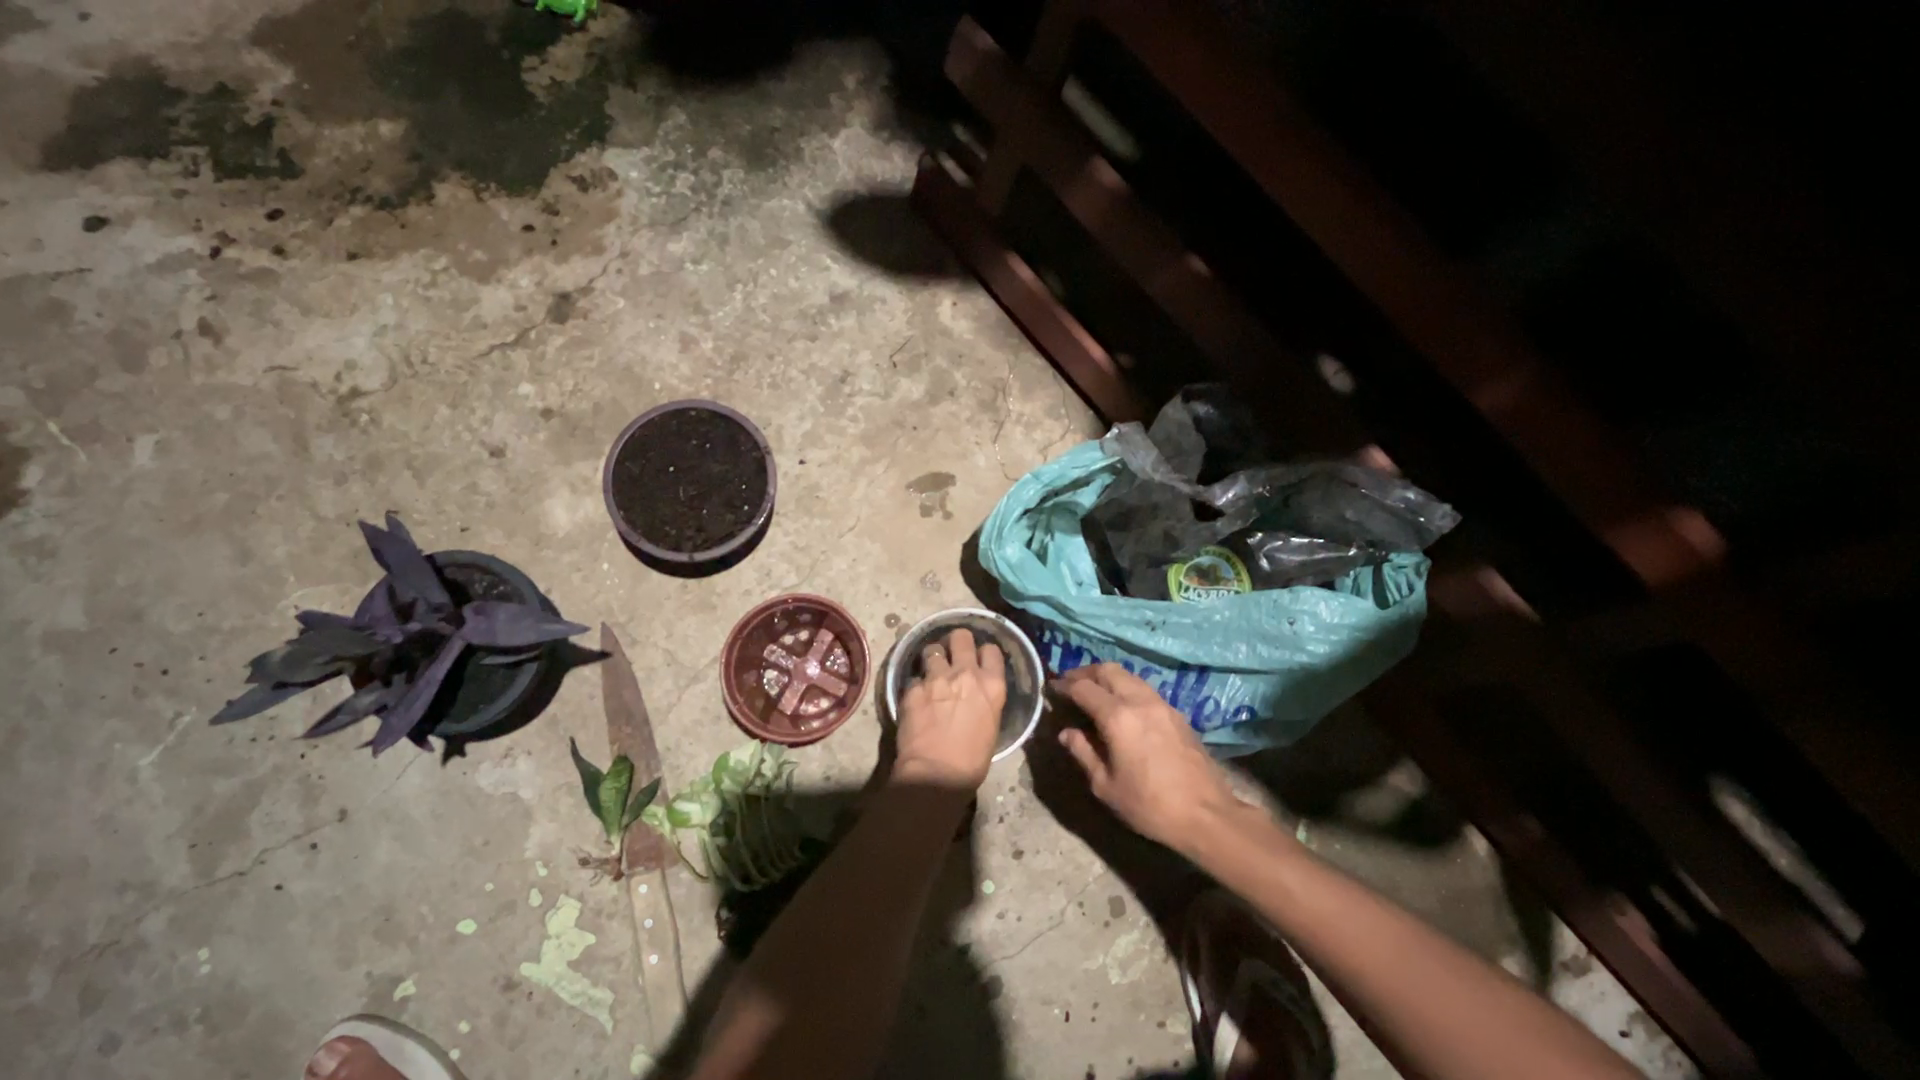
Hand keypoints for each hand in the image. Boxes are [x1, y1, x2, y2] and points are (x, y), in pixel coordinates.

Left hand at [894, 628, 1005, 788]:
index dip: (983, 653)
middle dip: (955, 641)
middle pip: (961, 637)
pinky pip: (913, 677)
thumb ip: (984, 700)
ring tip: (930, 671)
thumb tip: (976, 696)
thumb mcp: (991, 725)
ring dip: (932, 658)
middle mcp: (965, 674)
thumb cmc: (972, 760)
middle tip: (951, 652)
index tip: (977, 659)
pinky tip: (916, 696)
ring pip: (932, 650)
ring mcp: (936, 679)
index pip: (991, 650)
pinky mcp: (912, 689)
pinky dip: (915, 685)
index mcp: (992, 685)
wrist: (936, 773)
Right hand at [1053, 664, 1245, 852]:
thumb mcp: (1105, 786)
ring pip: (1130, 676)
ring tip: (1094, 694)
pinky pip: (1145, 689)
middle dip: (1086, 672)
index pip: (1084, 688)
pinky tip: (1121, 708)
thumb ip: (1083, 753)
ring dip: (1108, 678)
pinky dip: (1127, 689)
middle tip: (1070, 684)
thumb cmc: (1149, 805)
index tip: (1051, 689)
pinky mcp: (1177, 714)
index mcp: (1118, 717)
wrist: (1205, 814)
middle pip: (1109, 670)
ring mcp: (1162, 704)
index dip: (1063, 685)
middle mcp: (1140, 701)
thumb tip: (1067, 733)